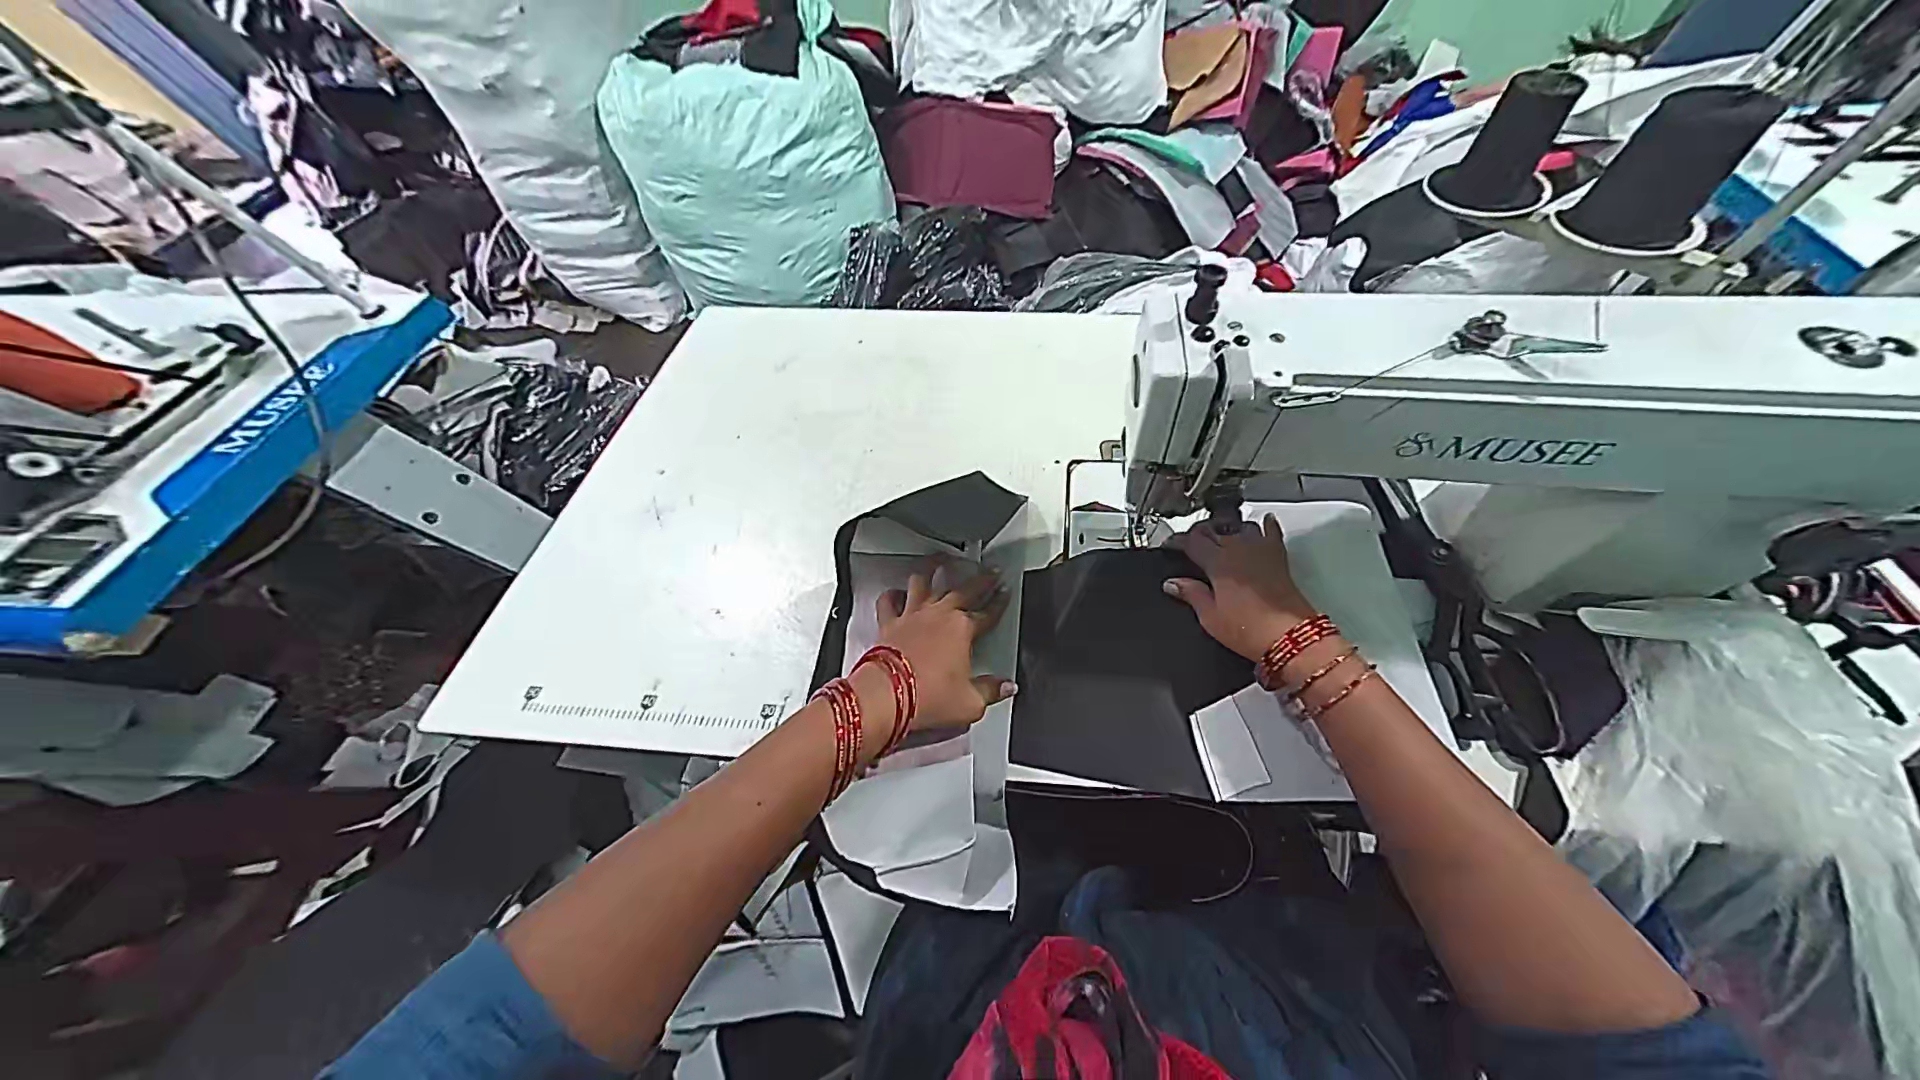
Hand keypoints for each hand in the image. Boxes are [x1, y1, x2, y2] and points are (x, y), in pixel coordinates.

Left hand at [873, 561, 1016, 733]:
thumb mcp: (970, 702)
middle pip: (964, 589)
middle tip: (989, 572)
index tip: (1004, 593)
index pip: (988, 612)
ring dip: (934, 569)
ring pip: (924, 581)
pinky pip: (889, 600)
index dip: (999, 602)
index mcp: (963, 629)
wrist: (888, 695)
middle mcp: (939, 615)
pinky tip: (897, 590)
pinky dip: (893, 593)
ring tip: (941, 560)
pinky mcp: (890, 623)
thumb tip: (1004, 687)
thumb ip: (990, 690)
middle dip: (981, 580)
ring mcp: (913, 615)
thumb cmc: (927, 695)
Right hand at [1163, 514, 1317, 660]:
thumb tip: (1173, 584)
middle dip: (1198, 533)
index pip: (1191, 541)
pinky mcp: (1279, 558)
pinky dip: (1265, 525)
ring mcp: (1260, 551)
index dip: (1177, 541)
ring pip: (1239, 526)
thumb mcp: (1209, 616)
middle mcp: (1239, 550)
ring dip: (1226, 528)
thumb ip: (1191, 594)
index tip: (1170, 545)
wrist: (1289, 637)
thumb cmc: (1251, 628)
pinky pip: (1271, 531)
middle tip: (1189, 541)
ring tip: (1218, 534)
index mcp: (1217, 562)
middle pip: (1213, 529)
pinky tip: (1263, 522)